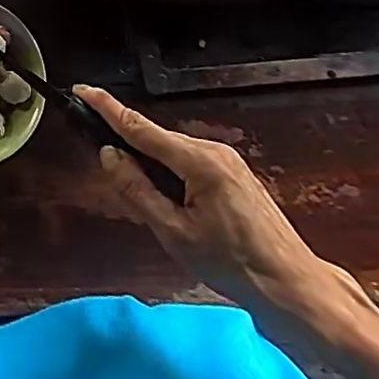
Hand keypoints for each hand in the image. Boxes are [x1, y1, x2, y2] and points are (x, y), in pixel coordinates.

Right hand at [77, 85, 327, 304]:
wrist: (295, 286)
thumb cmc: (236, 265)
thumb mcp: (174, 233)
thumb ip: (137, 190)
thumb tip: (110, 155)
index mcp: (198, 161)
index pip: (139, 127)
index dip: (106, 107)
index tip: (83, 91)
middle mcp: (212, 150)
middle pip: (155, 139)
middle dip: (130, 152)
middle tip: (117, 184)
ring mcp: (226, 159)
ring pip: (171, 152)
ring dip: (153, 169)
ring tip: (154, 208)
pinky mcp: (233, 171)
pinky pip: (188, 161)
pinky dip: (171, 175)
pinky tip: (175, 206)